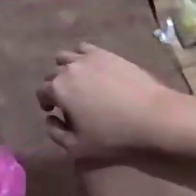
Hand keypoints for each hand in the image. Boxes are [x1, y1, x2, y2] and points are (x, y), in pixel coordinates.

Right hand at [37, 43, 181, 158]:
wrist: (153, 116)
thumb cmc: (113, 135)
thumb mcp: (78, 147)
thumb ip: (56, 133)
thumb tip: (50, 118)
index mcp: (58, 89)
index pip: (42, 92)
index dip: (45, 103)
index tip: (54, 112)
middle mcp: (69, 68)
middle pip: (54, 73)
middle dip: (56, 86)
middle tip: (68, 101)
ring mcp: (88, 57)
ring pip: (66, 57)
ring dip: (67, 68)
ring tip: (79, 82)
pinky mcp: (107, 53)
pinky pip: (85, 49)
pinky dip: (82, 57)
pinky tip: (92, 70)